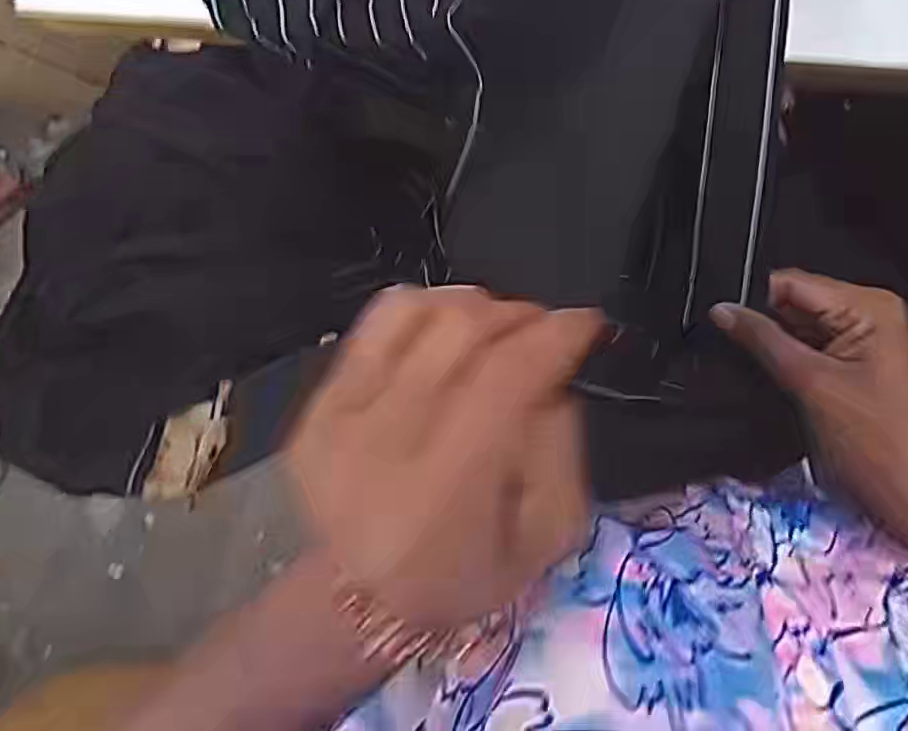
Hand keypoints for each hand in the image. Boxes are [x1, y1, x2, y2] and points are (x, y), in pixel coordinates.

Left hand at [289, 286, 603, 629]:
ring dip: (483, 308)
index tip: (588, 324)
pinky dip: (432, 306)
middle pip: (468, 329)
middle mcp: (383, 445)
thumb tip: (553, 377)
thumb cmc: (466, 575)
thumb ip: (563, 448)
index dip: (557, 333)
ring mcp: (341, 416)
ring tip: (503, 333)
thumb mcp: (547, 534)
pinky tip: (452, 331)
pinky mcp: (320, 400)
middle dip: (526, 316)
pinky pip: (383, 316)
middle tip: (548, 334)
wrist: (359, 602)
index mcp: (443, 493)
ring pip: (427, 310)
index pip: (506, 375)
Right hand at [714, 271, 907, 643]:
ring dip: (778, 345)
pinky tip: (784, 382)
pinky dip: (793, 361)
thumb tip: (723, 310)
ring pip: (800, 326)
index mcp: (870, 306)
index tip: (722, 321)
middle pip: (796, 301)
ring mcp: (866, 339)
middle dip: (766, 324)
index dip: (754, 299)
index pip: (793, 281)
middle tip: (740, 351)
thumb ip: (762, 340)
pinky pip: (813, 347)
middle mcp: (871, 313)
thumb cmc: (880, 450)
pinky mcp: (859, 364)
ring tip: (768, 373)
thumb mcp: (810, 384)